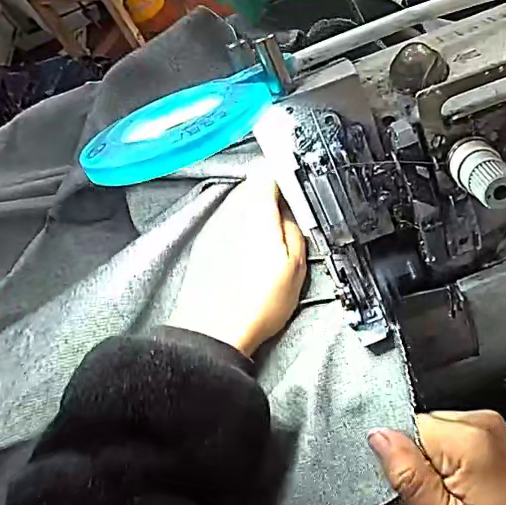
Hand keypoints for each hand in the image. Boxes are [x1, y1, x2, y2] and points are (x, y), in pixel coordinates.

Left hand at [169, 175, 307, 356]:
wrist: (215, 332)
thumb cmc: (257, 303)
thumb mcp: (295, 265)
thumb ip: (295, 229)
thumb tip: (292, 211)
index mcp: (256, 213)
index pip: (267, 172)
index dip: (285, 174)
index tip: (299, 184)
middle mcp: (231, 213)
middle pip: (253, 186)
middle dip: (273, 195)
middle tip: (293, 216)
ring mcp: (214, 226)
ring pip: (241, 204)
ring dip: (258, 212)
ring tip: (274, 238)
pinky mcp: (206, 242)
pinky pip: (229, 222)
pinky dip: (244, 228)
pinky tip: (254, 252)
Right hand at [369, 411, 505, 504]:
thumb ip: (409, 476)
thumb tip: (379, 438)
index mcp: (469, 440)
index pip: (406, 427)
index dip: (400, 461)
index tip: (409, 491)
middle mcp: (481, 423)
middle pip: (419, 428)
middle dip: (415, 464)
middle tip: (432, 504)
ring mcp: (489, 428)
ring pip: (432, 435)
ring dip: (430, 467)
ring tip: (451, 501)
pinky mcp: (492, 438)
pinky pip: (450, 441)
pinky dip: (446, 465)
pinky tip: (460, 493)